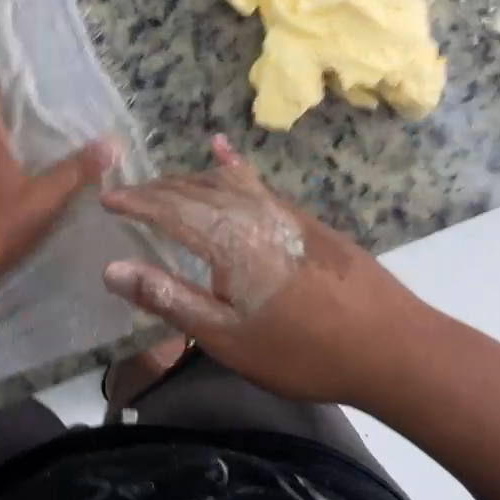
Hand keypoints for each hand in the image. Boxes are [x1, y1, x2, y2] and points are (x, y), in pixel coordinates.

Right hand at [98, 136, 427, 404]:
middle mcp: (247, 211)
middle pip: (189, 188)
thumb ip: (167, 298)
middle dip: (152, 189)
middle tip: (124, 196)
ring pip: (218, 181)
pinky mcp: (300, 217)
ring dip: (183, 180)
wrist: (395, 347)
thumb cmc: (302, 350)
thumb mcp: (226, 337)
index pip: (165, 208)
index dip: (132, 202)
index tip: (104, 199)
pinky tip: (220, 148)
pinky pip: (252, 180)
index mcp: (224, 239)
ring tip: (158, 184)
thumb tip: (110, 269)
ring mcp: (278, 209)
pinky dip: (228, 164)